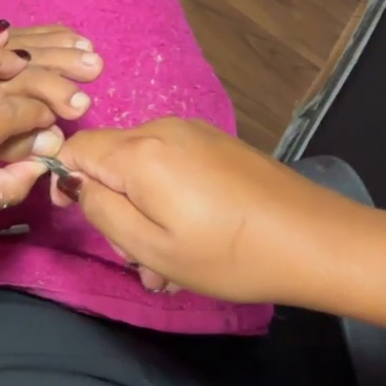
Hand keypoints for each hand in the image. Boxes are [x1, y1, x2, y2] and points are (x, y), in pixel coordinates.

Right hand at [51, 119, 369, 304]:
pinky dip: (167, 196)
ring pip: (141, 165)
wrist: (320, 243)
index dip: (65, 179)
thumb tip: (77, 182)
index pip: (75, 147)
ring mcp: (194, 133)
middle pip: (108, 157)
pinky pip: (171, 165)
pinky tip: (194, 234)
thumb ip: (100, 209)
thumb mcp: (150, 246)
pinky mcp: (218, 144)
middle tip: (136, 256)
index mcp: (139, 152)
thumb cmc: (228, 254)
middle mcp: (162, 129)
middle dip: (110, 203)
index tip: (79, 217)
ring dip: (141, 207)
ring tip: (169, 257)